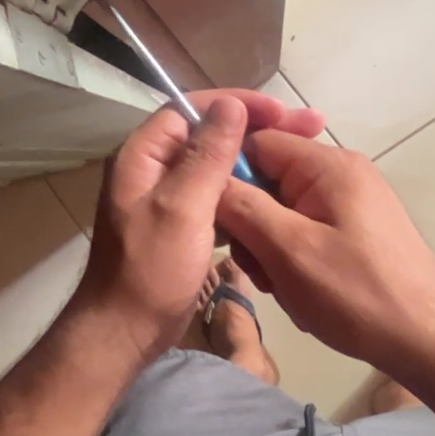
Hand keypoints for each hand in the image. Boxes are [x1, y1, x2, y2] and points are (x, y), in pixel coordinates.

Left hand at [67, 90, 325, 363]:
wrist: (125, 330)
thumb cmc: (150, 270)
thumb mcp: (181, 207)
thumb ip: (205, 156)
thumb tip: (230, 106)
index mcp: (141, 156)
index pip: (190, 108)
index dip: (237, 104)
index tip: (283, 112)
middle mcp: (150, 170)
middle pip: (205, 134)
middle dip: (254, 129)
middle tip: (309, 130)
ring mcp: (164, 199)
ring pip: (213, 166)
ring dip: (253, 160)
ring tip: (300, 158)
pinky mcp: (178, 225)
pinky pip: (214, 196)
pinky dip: (243, 191)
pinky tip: (275, 197)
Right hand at [216, 130, 434, 372]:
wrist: (430, 342)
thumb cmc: (358, 293)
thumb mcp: (289, 248)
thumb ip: (241, 206)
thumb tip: (205, 176)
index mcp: (326, 165)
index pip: (254, 140)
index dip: (224, 173)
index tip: (208, 214)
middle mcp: (337, 174)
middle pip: (263, 178)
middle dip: (247, 220)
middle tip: (255, 264)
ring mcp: (345, 203)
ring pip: (276, 210)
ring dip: (265, 246)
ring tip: (279, 283)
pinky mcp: (349, 231)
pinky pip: (298, 231)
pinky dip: (286, 258)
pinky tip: (296, 288)